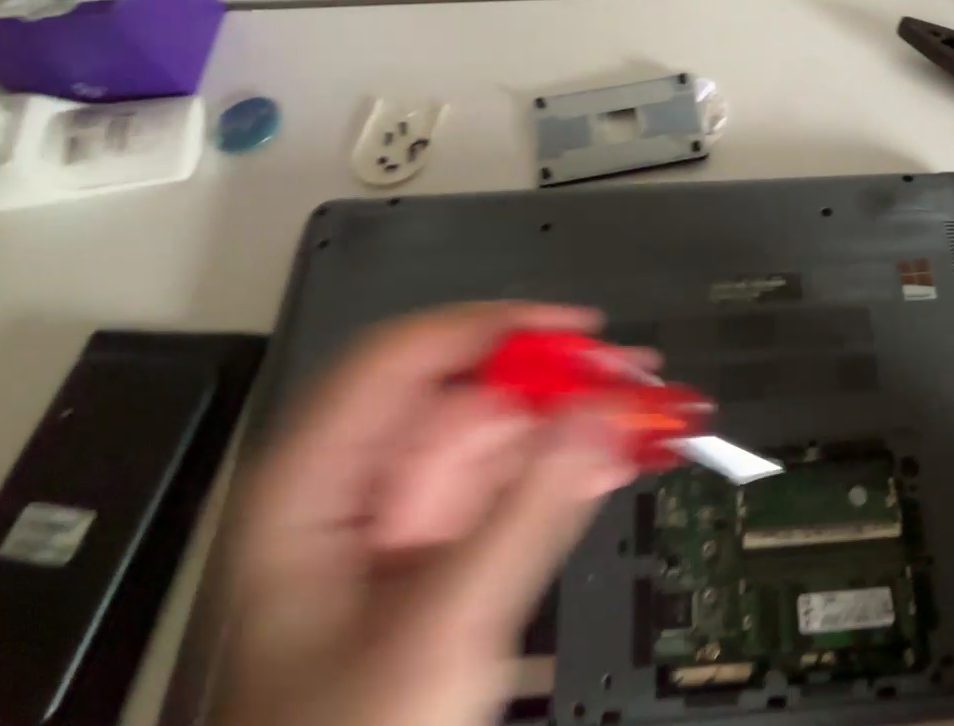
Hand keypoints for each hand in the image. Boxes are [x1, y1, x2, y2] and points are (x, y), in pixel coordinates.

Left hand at [229, 302, 640, 725]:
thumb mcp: (442, 623)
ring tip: (639, 416)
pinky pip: (512, 482)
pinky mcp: (445, 550)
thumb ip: (527, 514)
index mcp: (314, 483)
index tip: (575, 333)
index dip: (495, 330)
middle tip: (624, 377)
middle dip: (553, 379)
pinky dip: (563, 468)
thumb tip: (593, 421)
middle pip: (465, 394)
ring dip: (571, 420)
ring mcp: (406, 519)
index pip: (407, 358)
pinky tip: (610, 460)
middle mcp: (360, 487)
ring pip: (498, 435)